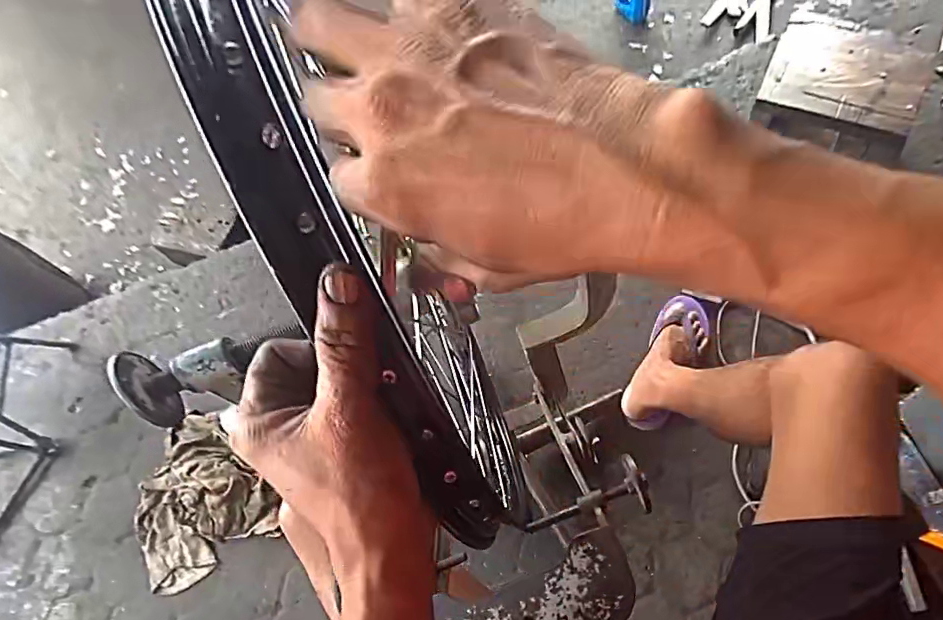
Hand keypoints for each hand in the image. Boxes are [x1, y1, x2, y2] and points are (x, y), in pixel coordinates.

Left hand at [223, 263, 434, 585]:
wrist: (392, 548)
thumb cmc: (359, 498)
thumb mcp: (350, 410)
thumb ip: (344, 346)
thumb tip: (337, 286)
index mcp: (257, 421)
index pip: (279, 351)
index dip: (322, 348)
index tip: (355, 358)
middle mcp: (278, 433)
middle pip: (316, 372)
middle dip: (353, 378)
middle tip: (374, 397)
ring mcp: (312, 448)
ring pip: (343, 395)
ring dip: (372, 397)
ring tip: (386, 422)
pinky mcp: (343, 458)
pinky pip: (362, 419)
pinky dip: (382, 417)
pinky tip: (396, 434)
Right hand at [295, 0, 738, 288]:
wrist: (623, 171)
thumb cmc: (565, 225)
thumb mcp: (492, 270)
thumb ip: (445, 258)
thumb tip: (433, 259)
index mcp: (388, 187)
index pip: (341, 179)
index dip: (364, 182)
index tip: (383, 178)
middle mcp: (382, 111)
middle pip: (319, 99)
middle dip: (340, 113)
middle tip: (368, 117)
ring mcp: (410, 49)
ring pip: (322, 22)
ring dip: (332, 40)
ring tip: (356, 51)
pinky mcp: (450, 6)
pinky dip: (401, 14)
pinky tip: (422, 32)